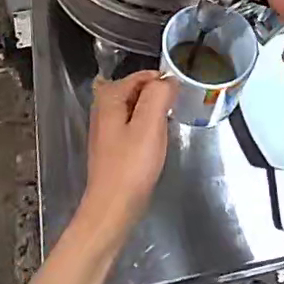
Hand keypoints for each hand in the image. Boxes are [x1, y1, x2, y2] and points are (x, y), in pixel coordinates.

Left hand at [77, 69, 178, 239]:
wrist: (113, 207)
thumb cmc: (132, 166)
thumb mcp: (149, 125)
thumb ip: (158, 95)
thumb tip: (168, 80)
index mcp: (109, 97)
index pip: (143, 76)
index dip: (164, 83)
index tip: (181, 98)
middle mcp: (102, 107)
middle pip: (138, 90)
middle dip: (159, 97)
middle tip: (176, 113)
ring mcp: (105, 127)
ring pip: (137, 108)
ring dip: (154, 114)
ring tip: (167, 128)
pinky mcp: (112, 145)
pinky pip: (134, 125)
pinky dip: (147, 128)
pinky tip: (155, 143)